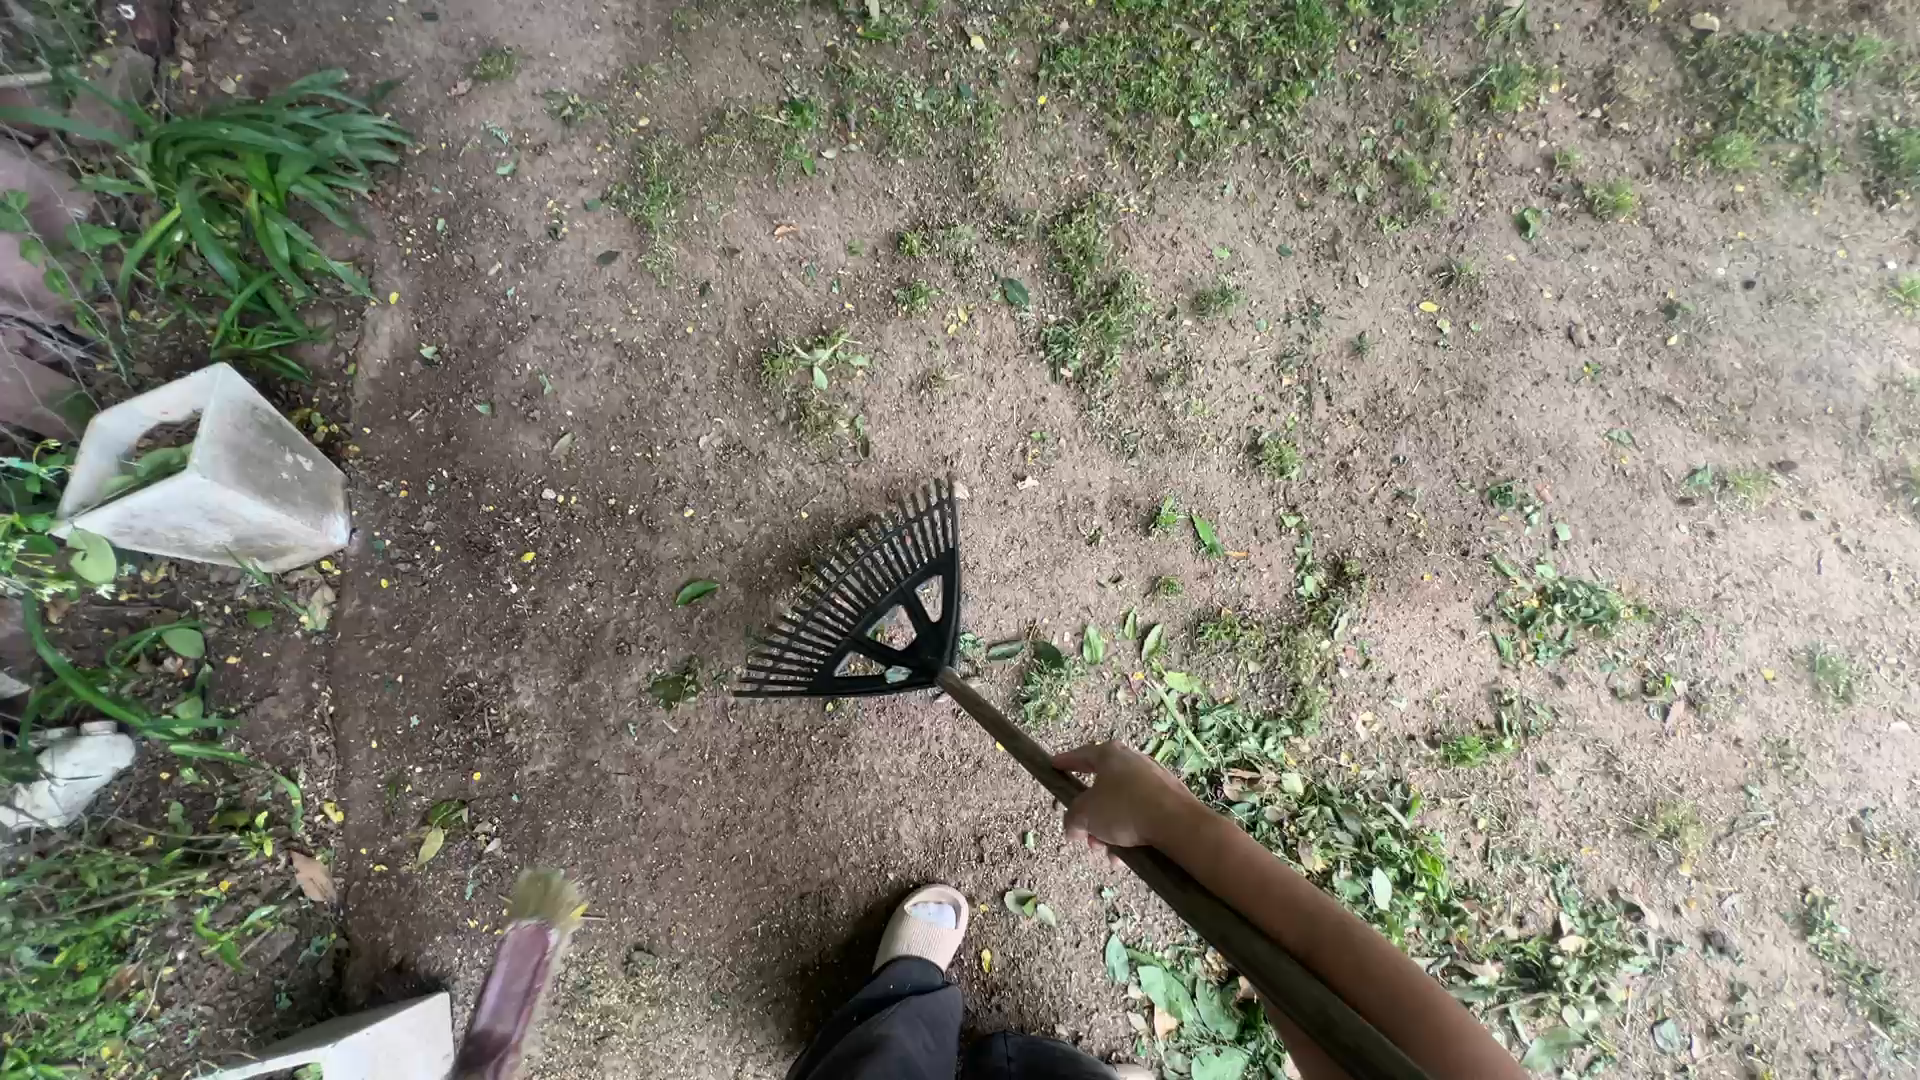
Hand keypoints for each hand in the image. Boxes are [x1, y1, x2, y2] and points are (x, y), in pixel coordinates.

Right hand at [1051, 741, 1207, 862]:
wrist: (1177, 822)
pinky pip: (1141, 814)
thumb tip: (1073, 828)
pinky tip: (1128, 855)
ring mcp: (1153, 778)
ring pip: (1122, 805)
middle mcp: (1132, 760)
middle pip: (1101, 788)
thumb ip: (1072, 819)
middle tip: (1085, 836)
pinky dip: (1130, 832)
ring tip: (1109, 854)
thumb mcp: (1086, 815)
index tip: (1054, 766)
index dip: (1065, 763)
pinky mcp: (1170, 797)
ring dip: (1110, 830)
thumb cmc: (1124, 809)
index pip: (1081, 756)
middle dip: (1091, 816)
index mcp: (1109, 755)